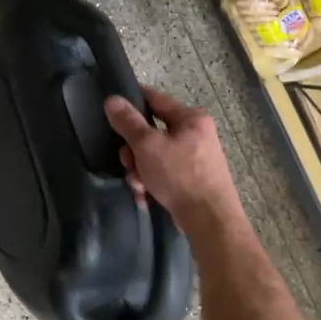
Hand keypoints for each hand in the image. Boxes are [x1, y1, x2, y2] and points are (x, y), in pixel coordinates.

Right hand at [104, 86, 241, 229]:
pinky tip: (146, 195)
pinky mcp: (193, 178)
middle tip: (128, 163)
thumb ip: (128, 121)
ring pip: (153, 155)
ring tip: (139, 186)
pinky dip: (151, 181)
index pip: (155, 99)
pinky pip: (163, 171)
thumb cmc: (180, 175)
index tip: (110, 108)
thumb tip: (112, 99)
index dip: (131, 101)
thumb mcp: (147, 145)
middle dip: (133, 151)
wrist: (210, 220)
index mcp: (191, 119)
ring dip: (139, 170)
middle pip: (150, 132)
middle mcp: (196, 134)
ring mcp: (195, 157)